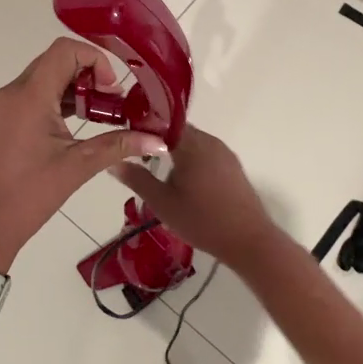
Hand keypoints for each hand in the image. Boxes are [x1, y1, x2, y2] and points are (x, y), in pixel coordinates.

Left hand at [0, 38, 166, 273]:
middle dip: (89, 75)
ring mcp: (4, 105)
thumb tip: (159, 140)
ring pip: (45, 78)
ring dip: (75, 89)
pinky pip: (33, 96)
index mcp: (29, 96)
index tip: (111, 90)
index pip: (65, 50)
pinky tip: (78, 125)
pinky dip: (58, 102)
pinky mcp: (2, 119)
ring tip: (100, 116)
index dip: (95, 60)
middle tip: (112, 104)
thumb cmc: (31, 194)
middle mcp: (13, 92)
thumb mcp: (79, 166)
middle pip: (55, 61)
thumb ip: (119, 145)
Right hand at [113, 126, 285, 268]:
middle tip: (140, 160)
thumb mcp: (162, 202)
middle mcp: (210, 142)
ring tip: (160, 173)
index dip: (144, 128)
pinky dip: (192, 161)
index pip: (163, 122)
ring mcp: (225, 154)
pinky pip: (206, 154)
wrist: (248, 241)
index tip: (128, 141)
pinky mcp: (233, 167)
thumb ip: (137, 179)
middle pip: (179, 131)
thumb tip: (113, 162)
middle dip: (159, 141)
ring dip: (176, 152)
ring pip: (194, 143)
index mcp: (192, 145)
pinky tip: (184, 183)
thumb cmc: (202, 221)